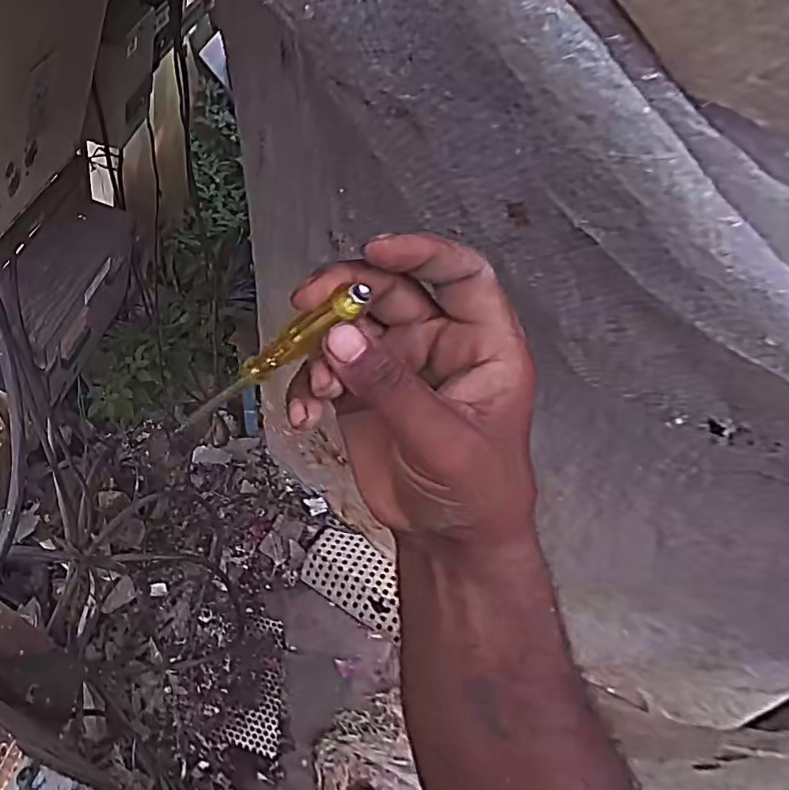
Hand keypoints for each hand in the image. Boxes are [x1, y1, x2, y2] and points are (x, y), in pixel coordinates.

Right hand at [287, 234, 537, 549]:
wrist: (448, 539)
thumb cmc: (479, 493)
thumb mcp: (442, 439)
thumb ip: (390, 386)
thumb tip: (343, 338)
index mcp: (481, 344)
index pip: (460, 274)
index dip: (421, 253)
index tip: (378, 249)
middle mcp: (435, 344)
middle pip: (386, 290)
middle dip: (343, 292)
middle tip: (309, 301)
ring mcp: (393, 365)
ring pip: (347, 326)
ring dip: (320, 346)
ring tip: (319, 384)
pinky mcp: (360, 389)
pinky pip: (324, 368)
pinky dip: (307, 385)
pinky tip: (307, 412)